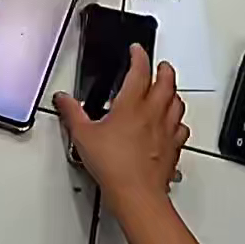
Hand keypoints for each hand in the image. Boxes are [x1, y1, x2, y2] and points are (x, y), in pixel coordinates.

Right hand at [53, 44, 188, 212]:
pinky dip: (178, 119)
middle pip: (166, 83)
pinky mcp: (173, 147)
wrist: (136, 192)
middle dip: (164, 70)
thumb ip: (72, 113)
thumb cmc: (113, 165)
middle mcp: (153, 114)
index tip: (137, 50)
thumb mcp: (82, 135)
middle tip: (160, 64)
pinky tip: (173, 123)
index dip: (139, 57)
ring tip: (169, 88)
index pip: (140, 73)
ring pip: (177, 103)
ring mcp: (167, 130)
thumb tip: (63, 99)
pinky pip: (181, 127)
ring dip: (173, 91)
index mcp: (132, 106)